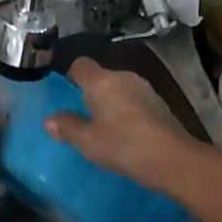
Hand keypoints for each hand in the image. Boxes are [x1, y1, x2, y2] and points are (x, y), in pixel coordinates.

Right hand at [43, 61, 194, 191]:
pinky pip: (134, 99)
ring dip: (111, 102)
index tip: (67, 94)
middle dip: (92, 92)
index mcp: (102, 81)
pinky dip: (127, 110)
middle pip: (101, 76)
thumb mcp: (88, 141)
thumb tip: (50, 120)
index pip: (81, 64)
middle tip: (84, 117)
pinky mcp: (159, 101)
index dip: (71, 76)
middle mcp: (123, 76)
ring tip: (105, 127)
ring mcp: (144, 87)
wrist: (171, 156)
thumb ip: (67, 127)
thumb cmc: (122, 145)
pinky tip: (127, 131)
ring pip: (119, 87)